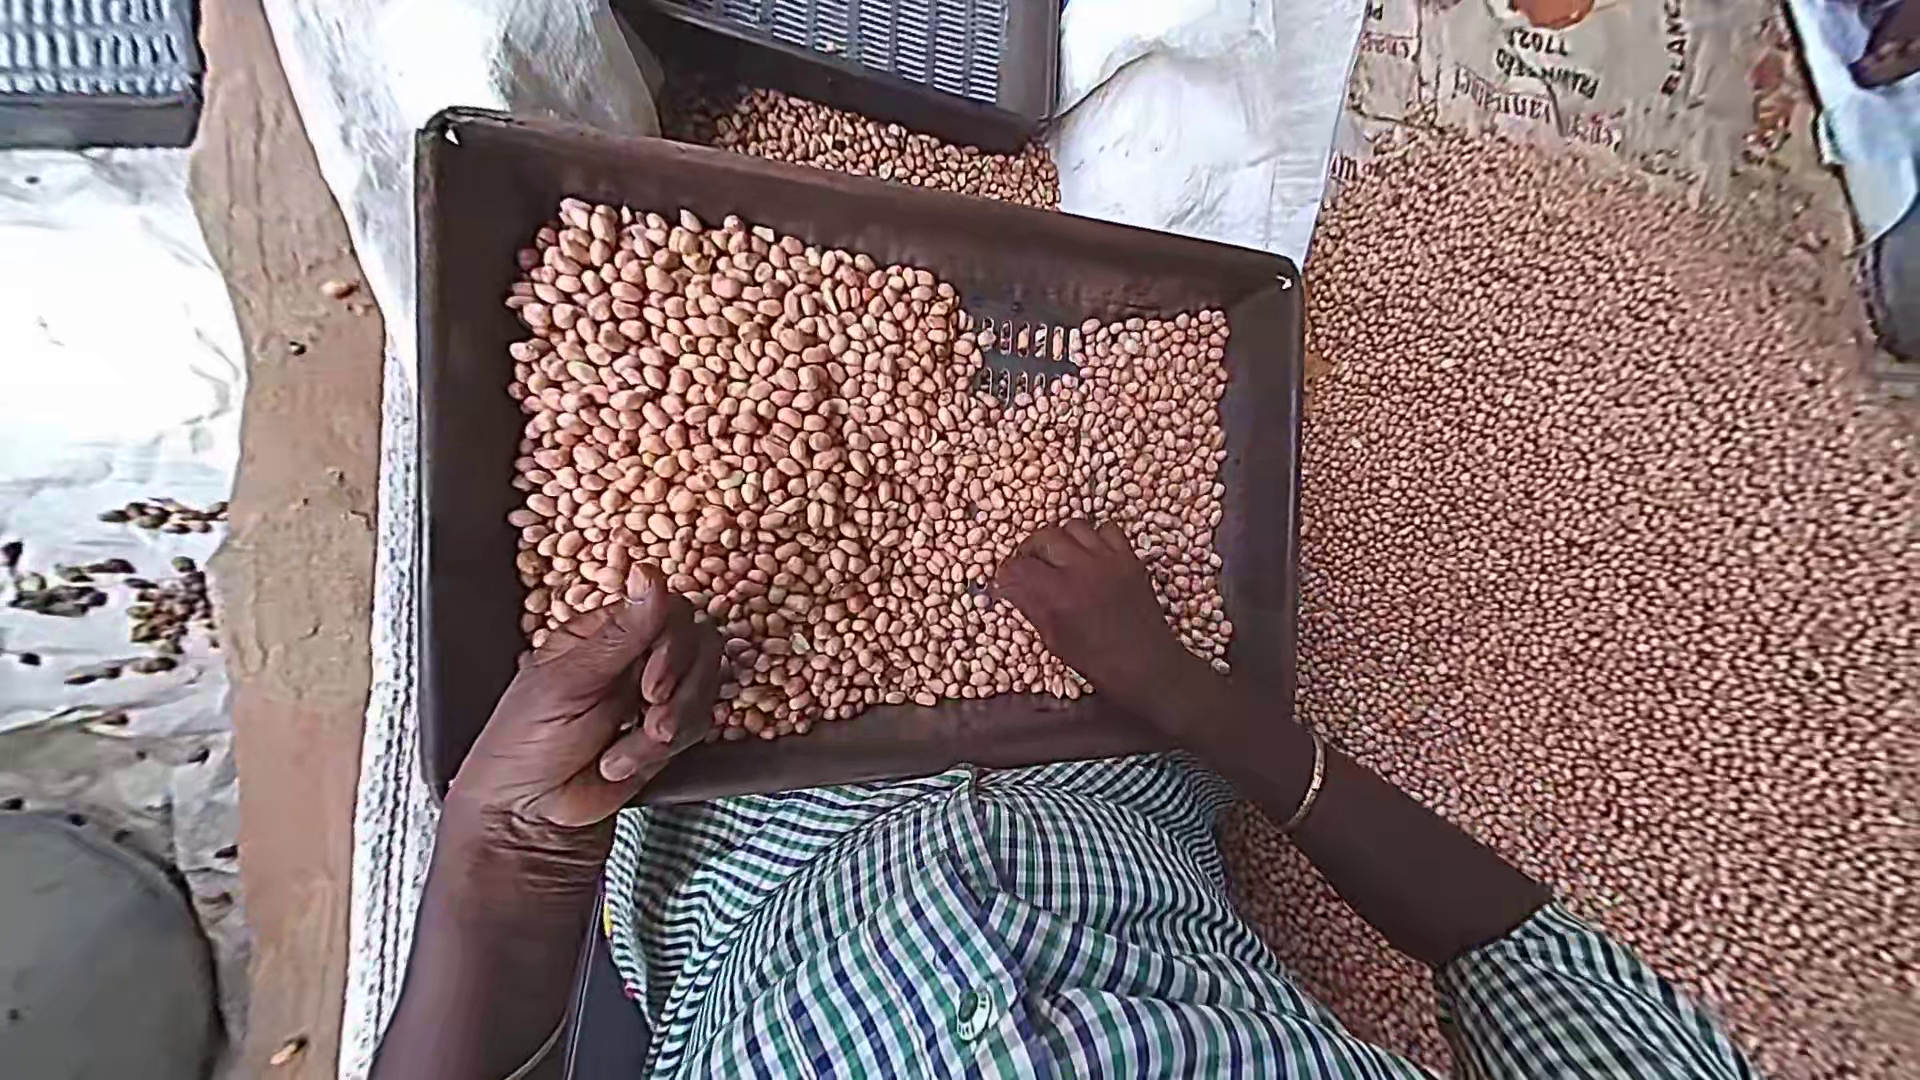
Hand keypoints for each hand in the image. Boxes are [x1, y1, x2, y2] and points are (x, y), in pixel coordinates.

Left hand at [446, 563, 720, 843]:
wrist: (530, 820)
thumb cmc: (528, 745)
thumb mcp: (569, 683)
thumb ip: (622, 632)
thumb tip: (650, 573)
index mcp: (609, 631)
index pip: (671, 610)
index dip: (673, 641)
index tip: (652, 679)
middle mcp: (641, 653)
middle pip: (700, 642)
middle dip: (680, 683)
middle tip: (649, 711)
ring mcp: (662, 689)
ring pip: (707, 681)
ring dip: (675, 719)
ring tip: (629, 748)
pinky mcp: (676, 725)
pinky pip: (702, 719)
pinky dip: (670, 746)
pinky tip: (628, 760)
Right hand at [995, 519, 1210, 720]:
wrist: (1147, 666)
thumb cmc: (1097, 661)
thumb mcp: (1054, 638)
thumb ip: (1030, 605)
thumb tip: (1007, 586)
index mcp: (1058, 594)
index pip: (1019, 567)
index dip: (1007, 572)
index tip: (1005, 579)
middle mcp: (1082, 569)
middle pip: (1043, 537)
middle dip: (1029, 550)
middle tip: (1028, 565)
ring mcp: (1109, 560)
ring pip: (1074, 527)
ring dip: (1060, 539)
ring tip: (1058, 556)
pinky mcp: (1129, 559)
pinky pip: (1107, 530)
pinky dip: (1094, 538)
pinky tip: (1090, 555)